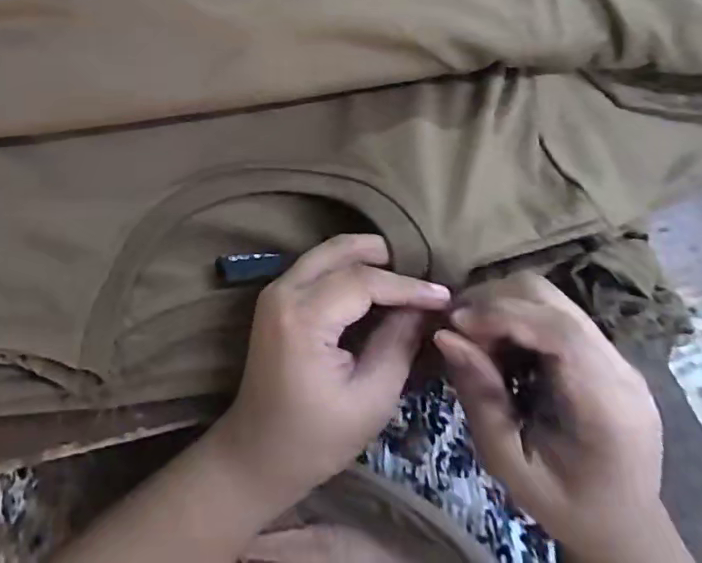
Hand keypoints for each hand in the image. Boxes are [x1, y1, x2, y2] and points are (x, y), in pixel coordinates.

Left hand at [208, 233, 452, 503]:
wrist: (258, 451)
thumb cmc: (316, 437)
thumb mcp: (371, 398)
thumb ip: (397, 344)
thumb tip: (423, 308)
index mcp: (303, 317)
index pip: (361, 281)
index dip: (406, 285)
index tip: (444, 295)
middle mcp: (283, 291)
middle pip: (338, 250)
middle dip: (383, 254)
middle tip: (424, 269)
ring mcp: (274, 291)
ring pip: (325, 253)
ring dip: (364, 256)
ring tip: (406, 273)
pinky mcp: (275, 298)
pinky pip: (315, 267)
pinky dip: (346, 267)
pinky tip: (375, 283)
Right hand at [435, 273, 682, 560]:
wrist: (623, 526)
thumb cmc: (564, 504)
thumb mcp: (509, 464)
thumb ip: (480, 398)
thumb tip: (444, 335)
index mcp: (606, 406)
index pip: (559, 331)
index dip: (501, 314)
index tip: (456, 323)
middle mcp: (620, 369)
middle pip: (551, 300)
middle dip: (494, 301)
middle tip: (459, 328)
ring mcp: (617, 356)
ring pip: (550, 296)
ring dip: (502, 304)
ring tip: (476, 335)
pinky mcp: (604, 350)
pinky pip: (553, 311)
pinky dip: (516, 314)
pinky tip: (500, 344)